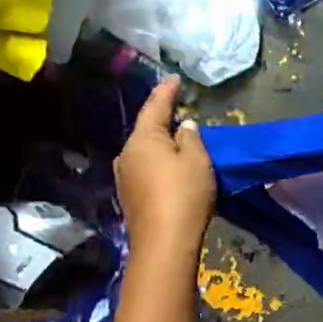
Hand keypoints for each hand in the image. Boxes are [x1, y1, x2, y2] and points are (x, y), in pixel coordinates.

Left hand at [114, 76, 214, 258]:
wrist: (164, 243)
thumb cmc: (184, 194)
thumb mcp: (197, 160)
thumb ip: (191, 137)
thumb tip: (184, 126)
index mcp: (142, 138)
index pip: (155, 106)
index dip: (166, 91)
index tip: (174, 78)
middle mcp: (127, 154)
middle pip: (148, 131)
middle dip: (165, 123)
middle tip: (184, 115)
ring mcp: (125, 177)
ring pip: (146, 153)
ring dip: (163, 148)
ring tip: (182, 146)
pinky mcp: (130, 197)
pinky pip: (146, 171)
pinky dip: (160, 166)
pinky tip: (172, 172)